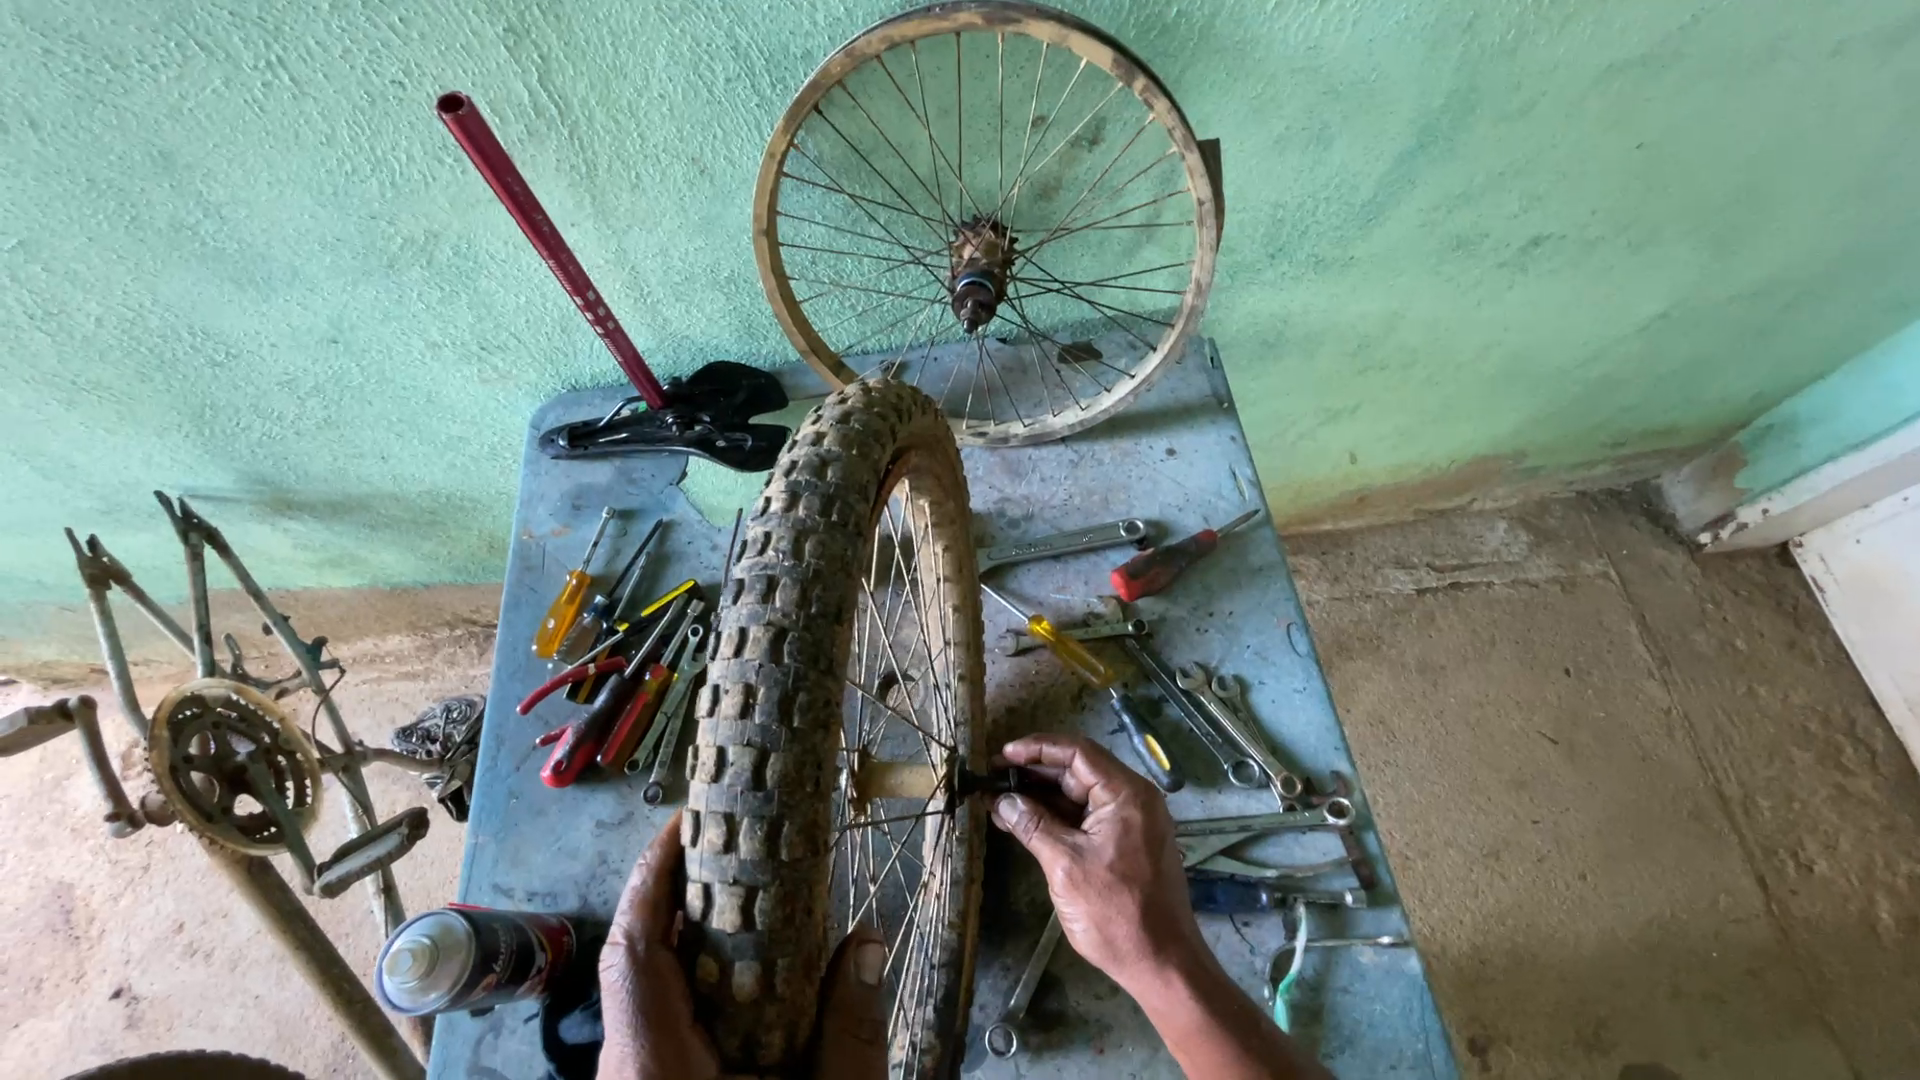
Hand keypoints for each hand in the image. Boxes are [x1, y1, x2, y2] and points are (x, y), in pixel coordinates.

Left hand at [597, 810, 890, 1079]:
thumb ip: (848, 1031)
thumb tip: (866, 939)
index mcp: (655, 1070)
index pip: (634, 950)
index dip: (651, 877)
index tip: (686, 821)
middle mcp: (626, 1074)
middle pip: (633, 963)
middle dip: (674, 896)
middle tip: (732, 846)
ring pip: (641, 995)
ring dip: (683, 938)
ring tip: (740, 893)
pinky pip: (655, 1024)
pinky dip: (689, 981)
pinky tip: (738, 975)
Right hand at [990, 734, 1206, 993]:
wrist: (1162, 964)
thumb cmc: (1116, 912)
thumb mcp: (1066, 865)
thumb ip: (1033, 825)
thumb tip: (1002, 800)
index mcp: (1126, 794)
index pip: (1077, 752)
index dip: (1037, 748)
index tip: (1003, 755)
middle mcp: (1132, 798)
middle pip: (1078, 770)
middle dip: (1035, 772)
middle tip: (994, 776)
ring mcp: (1130, 821)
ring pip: (1079, 794)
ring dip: (1041, 796)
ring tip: (1000, 800)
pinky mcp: (1124, 842)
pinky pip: (1086, 817)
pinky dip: (1056, 817)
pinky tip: (1024, 821)